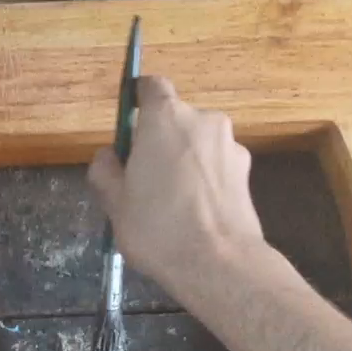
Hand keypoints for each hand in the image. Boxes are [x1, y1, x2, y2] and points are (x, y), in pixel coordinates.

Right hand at [87, 75, 265, 294]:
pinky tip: (195, 214)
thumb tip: (109, 155)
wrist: (218, 263)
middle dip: (160, 141)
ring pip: (197, 145)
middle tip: (144, 179)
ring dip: (184, 162)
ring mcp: (230, 145)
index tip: (129, 122)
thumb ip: (105, 170)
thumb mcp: (114, 203)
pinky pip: (215, 167)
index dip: (138, 99)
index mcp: (165, 118)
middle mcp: (203, 120)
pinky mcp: (246, 172)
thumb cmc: (157, 228)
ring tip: (171, 204)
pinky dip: (204, 181)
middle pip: (175, 120)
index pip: (151, 86)